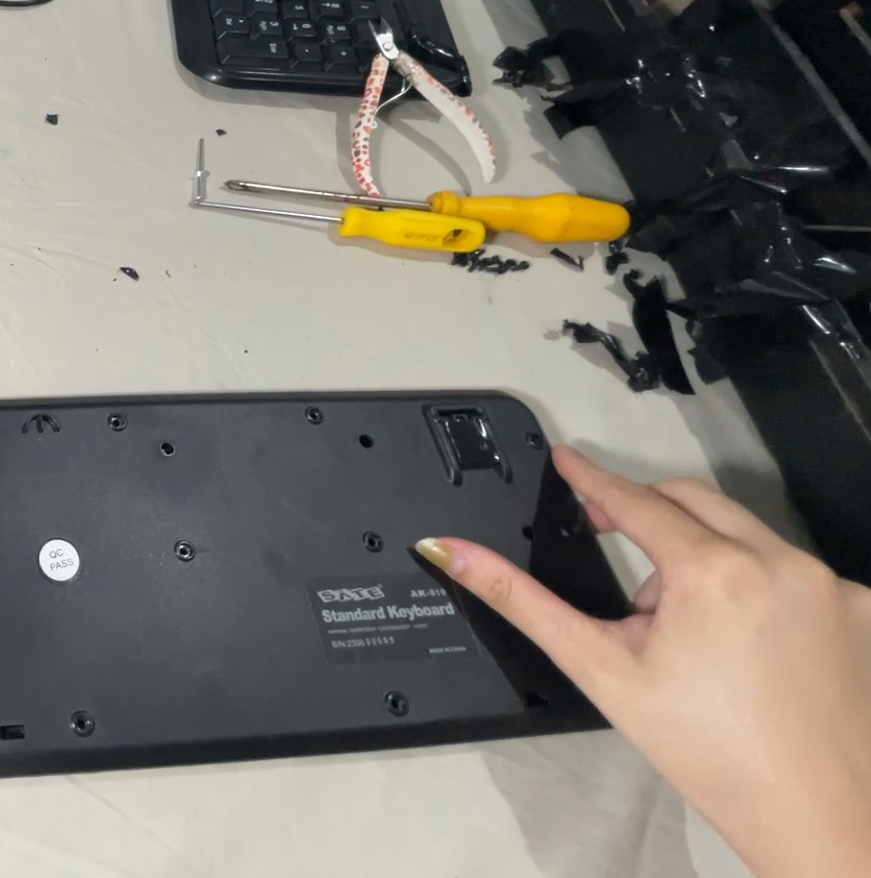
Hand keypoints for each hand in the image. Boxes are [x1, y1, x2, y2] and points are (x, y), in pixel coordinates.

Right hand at [417, 446, 870, 877]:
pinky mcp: (861, 614)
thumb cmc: (704, 744)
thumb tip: (448, 549)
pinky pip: (782, 563)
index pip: (635, 499)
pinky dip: (740, 571)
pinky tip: (724, 627)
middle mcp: (786, 567)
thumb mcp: (592, 661)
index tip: (565, 456)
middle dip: (638, 505)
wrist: (822, 820)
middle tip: (597, 525)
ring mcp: (835, 590)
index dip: (590, 475)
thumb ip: (514, 595)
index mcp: (715, 573)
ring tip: (665, 608)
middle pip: (691, 499)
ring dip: (690, 543)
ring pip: (739, 529)